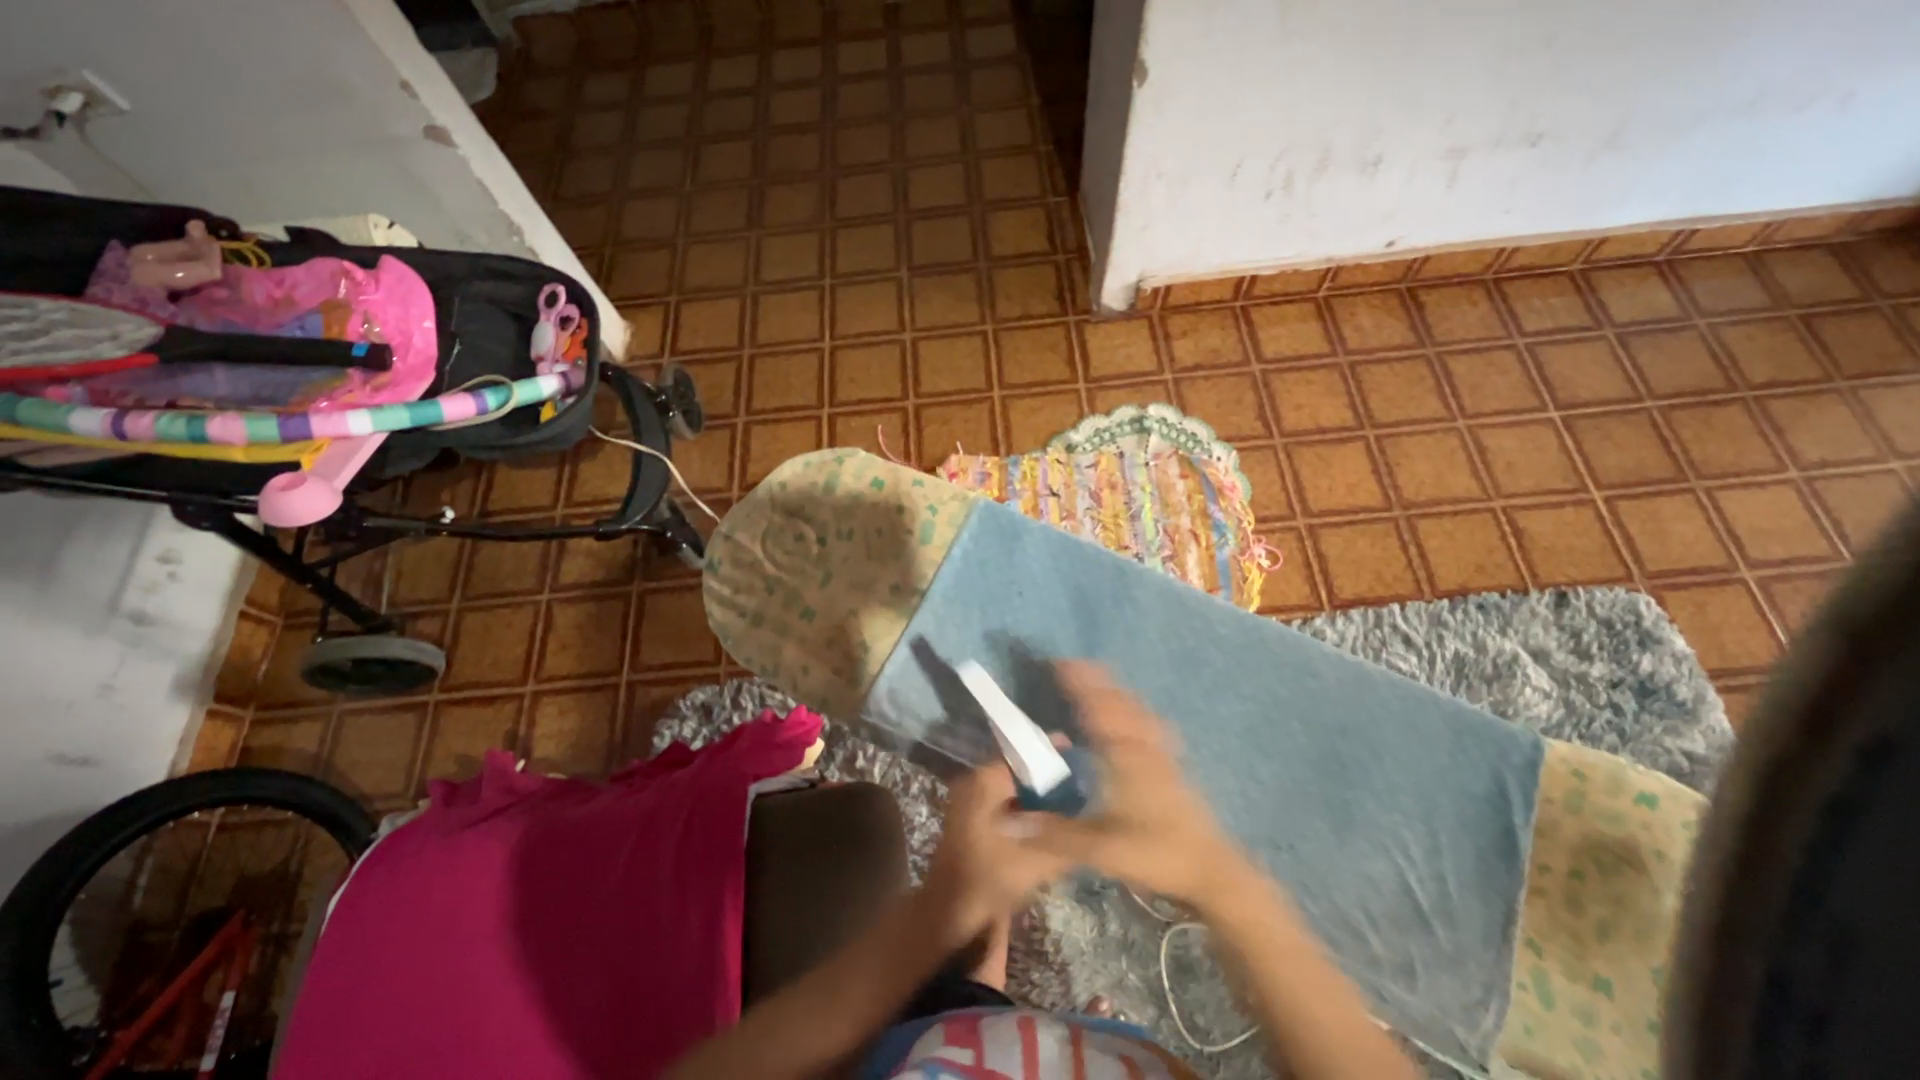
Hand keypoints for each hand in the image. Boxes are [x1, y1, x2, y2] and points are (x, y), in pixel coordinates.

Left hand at [921, 763, 1076, 944]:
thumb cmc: (989, 881)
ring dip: (1040, 796)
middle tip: (1085, 784)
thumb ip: (1068, 839)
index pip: (1027, 756)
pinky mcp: (970, 823)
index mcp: (984, 781)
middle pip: (1020, 771)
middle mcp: (973, 783)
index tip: (1082, 758)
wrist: (947, 916)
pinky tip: (1051, 824)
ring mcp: (968, 803)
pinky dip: (1026, 810)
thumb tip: (1097, 824)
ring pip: (1012, 789)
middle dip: (1051, 778)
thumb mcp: (1037, 861)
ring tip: (1075, 803)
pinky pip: (1004, 805)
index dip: (1056, 756)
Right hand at [1025, 662, 1250, 906]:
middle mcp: (1145, 749)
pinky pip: (1152, 728)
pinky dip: (1138, 714)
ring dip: (1118, 694)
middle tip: (1072, 666)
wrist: (1210, 871)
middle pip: (1120, 703)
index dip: (1079, 685)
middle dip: (1096, 682)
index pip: (1098, 710)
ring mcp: (1164, 758)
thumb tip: (1008, 822)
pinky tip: (1138, 722)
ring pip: (1139, 713)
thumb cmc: (1155, 854)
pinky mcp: (1174, 771)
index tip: (1058, 663)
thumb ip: (1053, 834)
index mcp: (1125, 758)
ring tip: (1101, 685)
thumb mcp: (1099, 847)